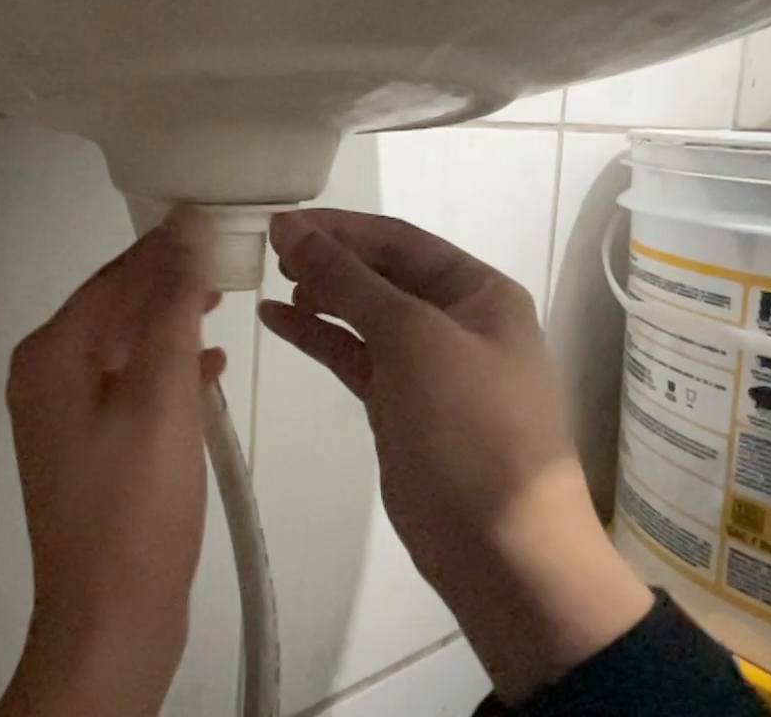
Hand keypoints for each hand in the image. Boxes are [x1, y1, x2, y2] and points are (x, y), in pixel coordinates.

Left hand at [0, 209, 225, 716]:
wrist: (110, 619)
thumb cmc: (135, 502)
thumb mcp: (160, 393)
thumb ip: (172, 307)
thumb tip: (185, 228)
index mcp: (51, 355)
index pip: (112, 278)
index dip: (162, 247)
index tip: (209, 218)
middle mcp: (46, 376)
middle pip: (113, 309)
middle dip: (166, 284)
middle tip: (223, 259)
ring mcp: (63, 415)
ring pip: (123, 348)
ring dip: (169, 325)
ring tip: (219, 301)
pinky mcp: (88, 446)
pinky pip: (127, 387)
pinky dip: (164, 372)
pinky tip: (207, 369)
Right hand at [259, 209, 651, 701]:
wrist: (501, 547)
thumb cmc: (468, 426)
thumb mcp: (411, 337)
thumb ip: (348, 280)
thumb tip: (293, 229)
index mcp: (477, 292)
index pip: (398, 239)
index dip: (339, 227)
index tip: (281, 223)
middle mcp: (454, 319)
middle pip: (380, 272)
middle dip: (328, 258)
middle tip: (270, 250)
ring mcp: (426, 364)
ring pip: (363, 313)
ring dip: (319, 294)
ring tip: (271, 282)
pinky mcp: (399, 402)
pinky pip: (353, 354)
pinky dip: (317, 336)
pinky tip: (277, 320)